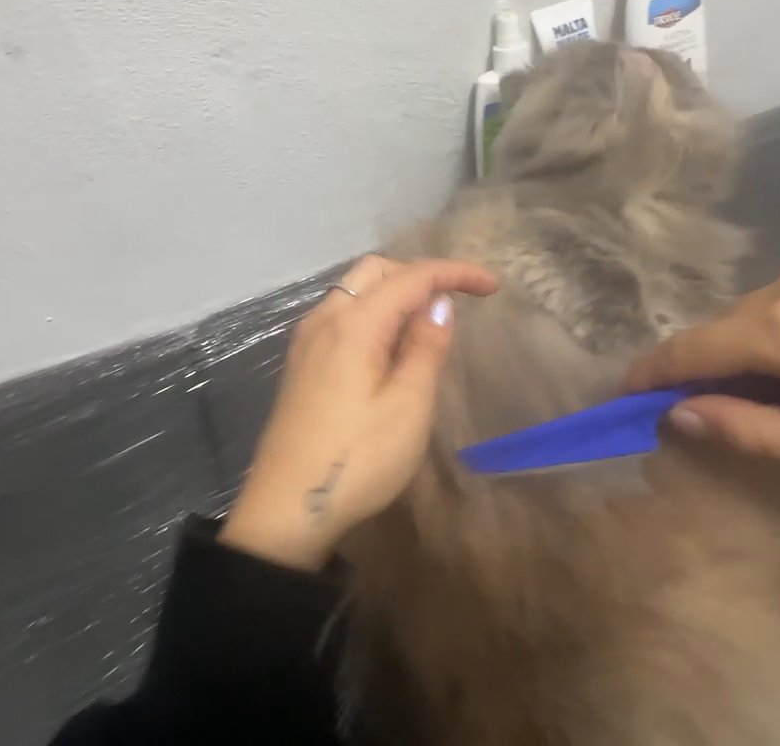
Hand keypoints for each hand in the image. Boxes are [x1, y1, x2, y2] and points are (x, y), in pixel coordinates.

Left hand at [220, 255, 498, 570]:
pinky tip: (390, 347)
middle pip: (375, 271)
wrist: (287, 509)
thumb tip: (438, 302)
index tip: (492, 286)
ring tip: (427, 326)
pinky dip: (372, 313)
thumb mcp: (408, 406)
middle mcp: (324, 319)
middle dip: (418, 274)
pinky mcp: (301, 362)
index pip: (410, 277)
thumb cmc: (358, 459)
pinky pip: (341, 316)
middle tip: (456, 300)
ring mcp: (307, 340)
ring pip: (354, 291)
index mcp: (353, 323)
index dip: (454, 272)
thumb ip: (426, 347)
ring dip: (393, 293)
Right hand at [626, 259, 779, 494]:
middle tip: (689, 416)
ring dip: (735, 352)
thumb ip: (747, 429)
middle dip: (693, 368)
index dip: (648, 375)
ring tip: (753, 399)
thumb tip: (675, 415)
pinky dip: (770, 334)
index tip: (617, 401)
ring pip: (750, 313)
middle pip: (717, 328)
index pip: (690, 348)